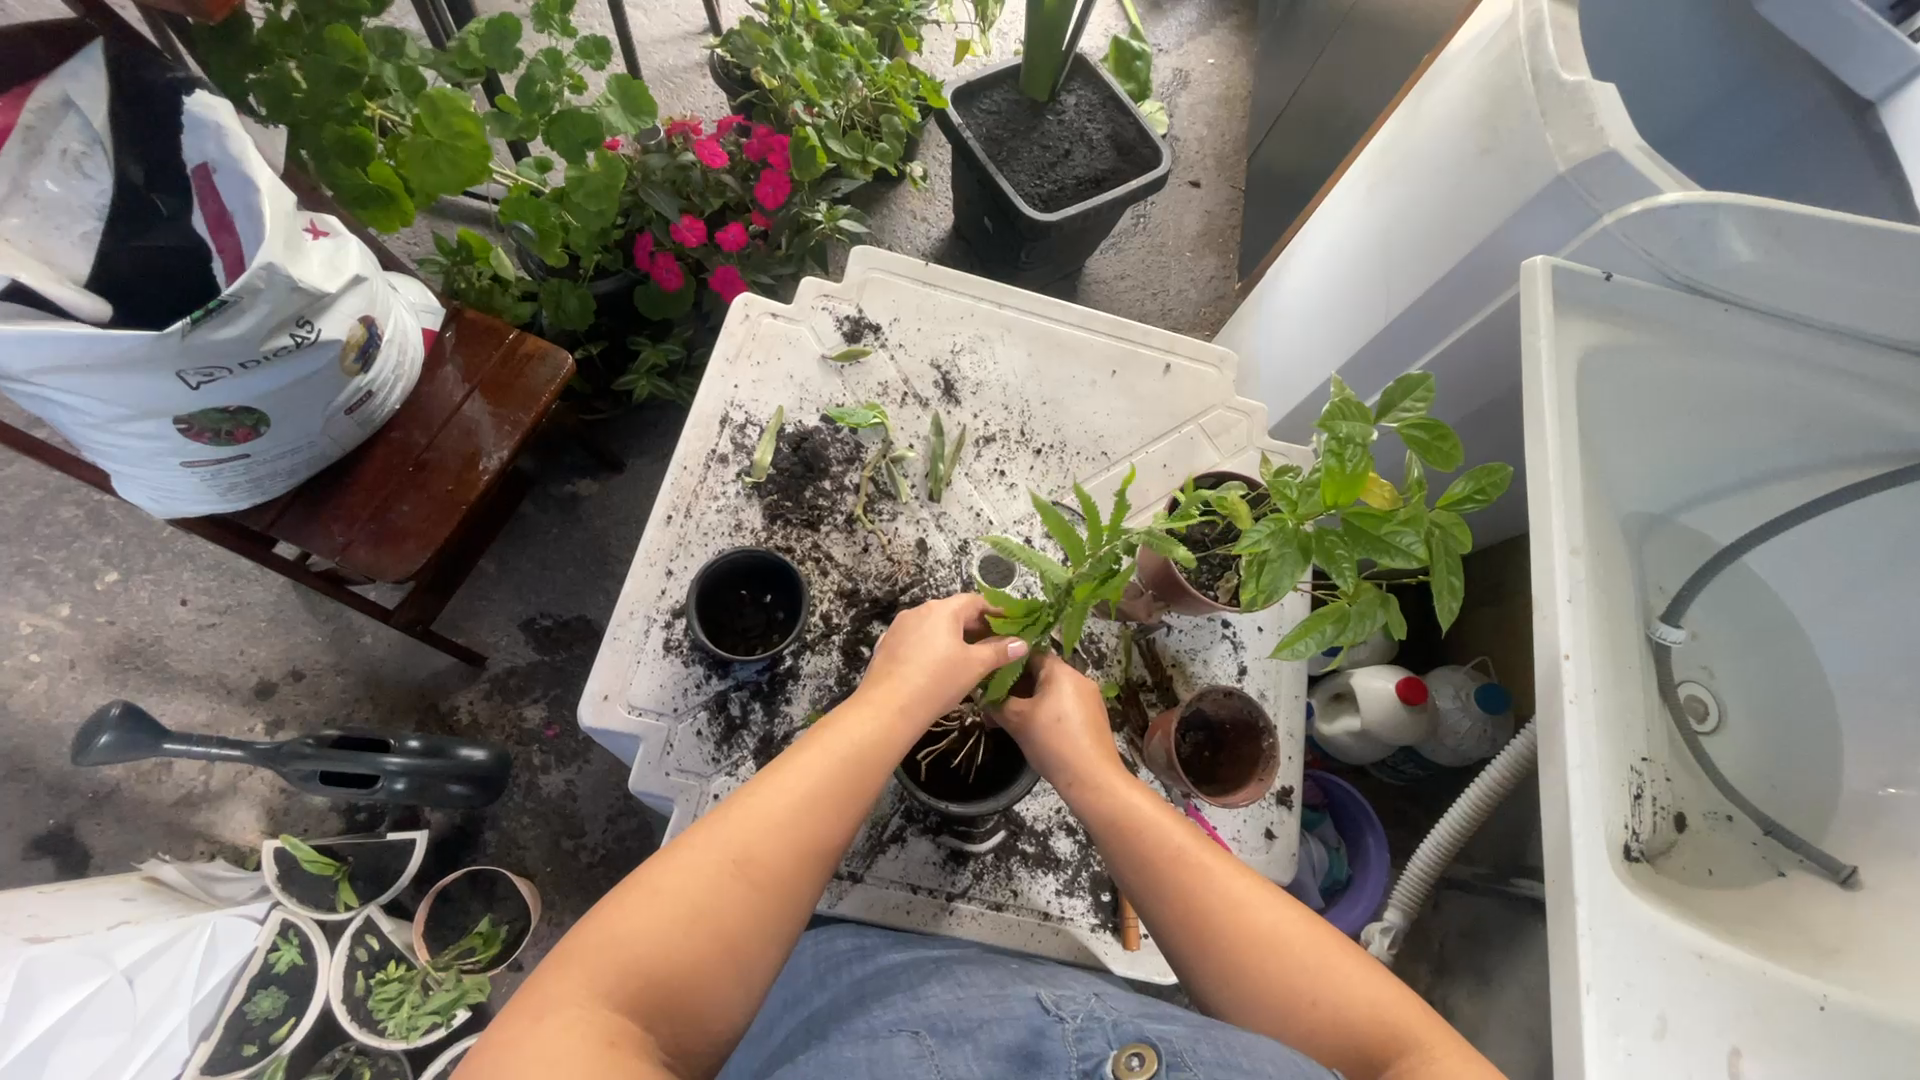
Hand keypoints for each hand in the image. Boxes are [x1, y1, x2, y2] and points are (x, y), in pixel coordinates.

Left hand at [855, 594, 1027, 728]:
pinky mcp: (886, 645)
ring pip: (932, 626)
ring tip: (965, 657)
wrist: (887, 707)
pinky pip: (915, 640)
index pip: (974, 600)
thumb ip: (999, 651)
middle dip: (974, 626)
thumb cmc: (937, 681)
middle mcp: (918, 611)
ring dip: (951, 637)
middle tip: (992, 644)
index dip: (994, 611)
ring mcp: (899, 627)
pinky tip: (935, 667)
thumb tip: (1022, 643)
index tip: (1008, 624)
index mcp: (943, 610)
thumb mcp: (975, 666)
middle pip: (952, 611)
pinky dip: (930, 647)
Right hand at [990, 653, 1126, 794]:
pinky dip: (1046, 712)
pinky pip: (1064, 706)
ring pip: (1051, 691)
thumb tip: (982, 696)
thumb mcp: (1016, 721)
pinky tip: (1032, 730)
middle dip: (1015, 688)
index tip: (988, 677)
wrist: (1093, 779)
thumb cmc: (1052, 742)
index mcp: (1060, 671)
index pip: (1028, 653)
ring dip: (1029, 702)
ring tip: (1008, 720)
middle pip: (1040, 673)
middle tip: (993, 704)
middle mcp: (1078, 678)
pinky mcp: (1093, 717)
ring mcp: (1089, 698)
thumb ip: (996, 703)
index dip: (1005, 663)